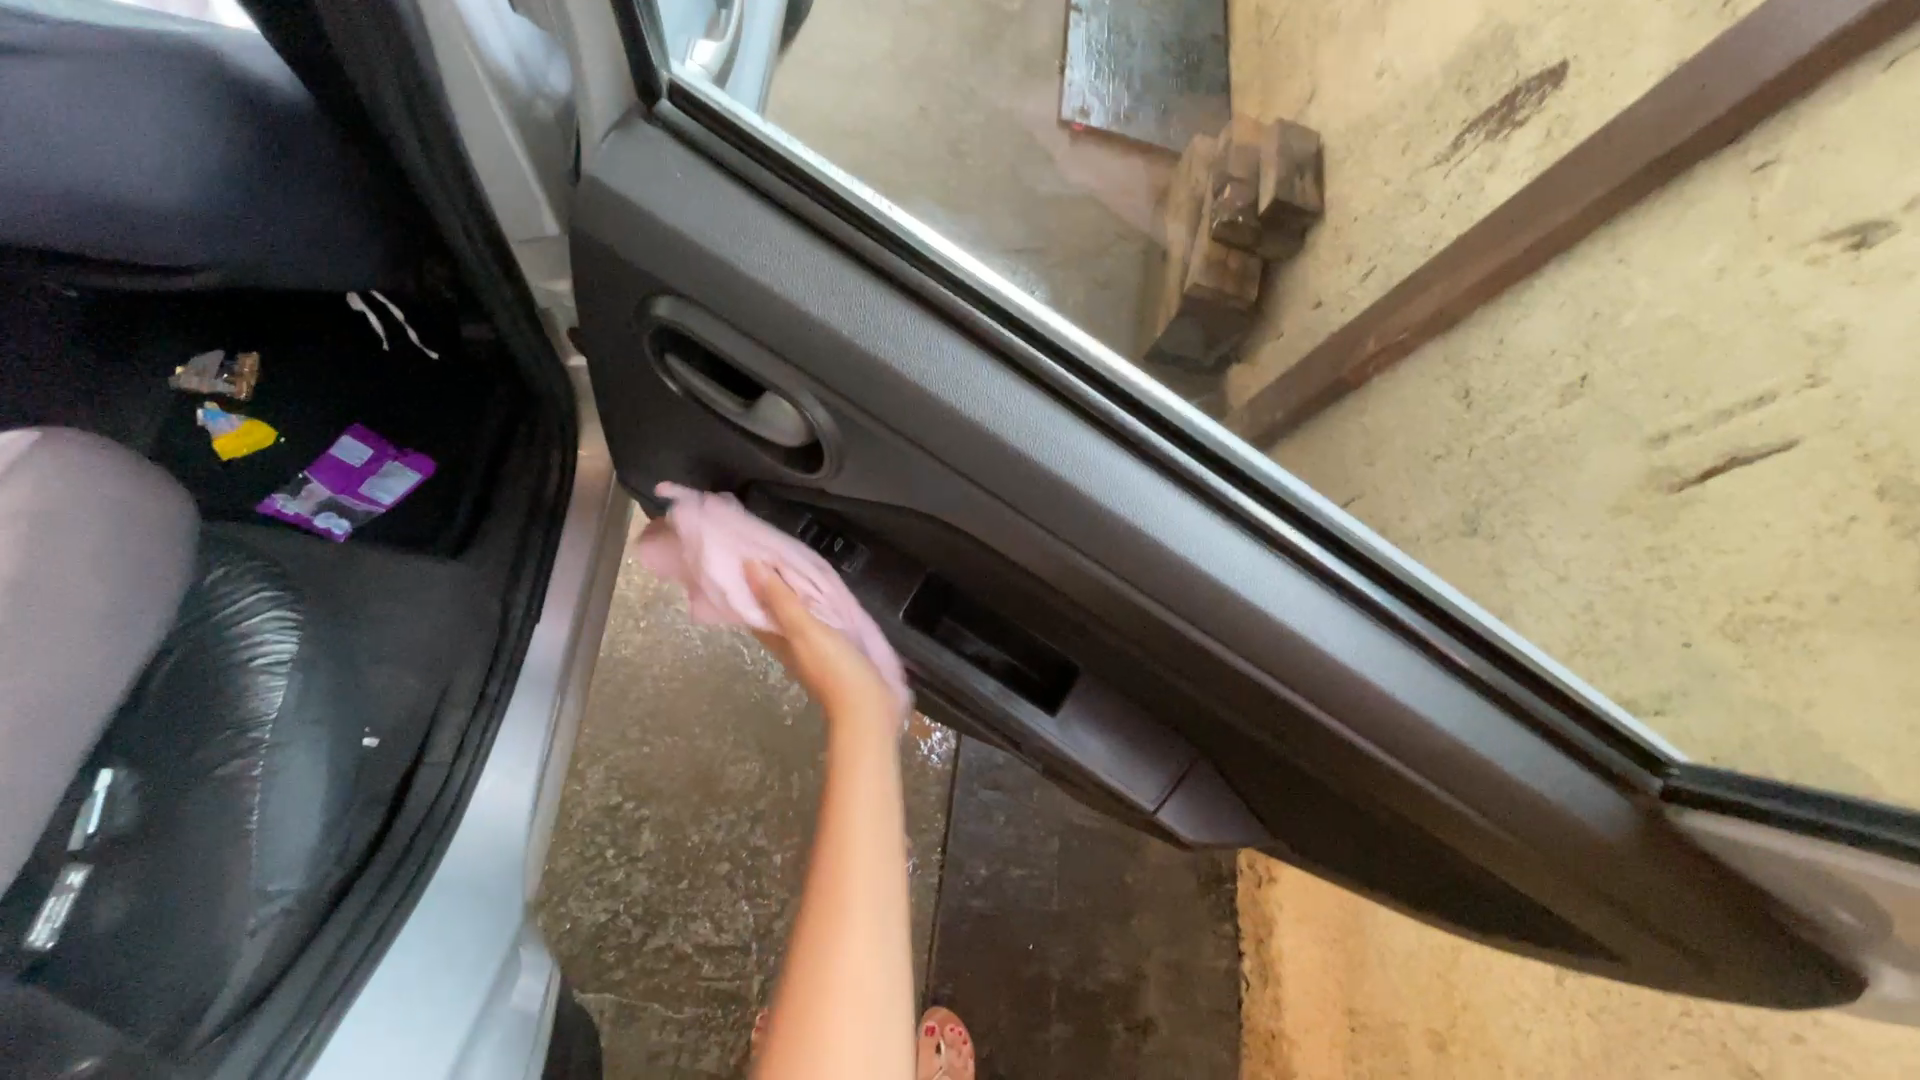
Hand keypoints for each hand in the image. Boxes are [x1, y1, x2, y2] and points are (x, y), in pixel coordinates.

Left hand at [748, 563, 900, 740]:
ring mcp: (817, 650)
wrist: (869, 707)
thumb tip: (750, 565)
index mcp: (779, 640)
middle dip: (775, 587)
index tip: (751, 556)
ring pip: (800, 618)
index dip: (750, 585)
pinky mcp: (839, 652)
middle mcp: (793, 645)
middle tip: (778, 553)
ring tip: (803, 565)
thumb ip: (780, 600)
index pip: (755, 609)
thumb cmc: (834, 668)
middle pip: (777, 612)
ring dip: (799, 596)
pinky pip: (823, 623)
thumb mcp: (804, 630)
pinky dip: (821, 607)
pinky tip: (830, 595)